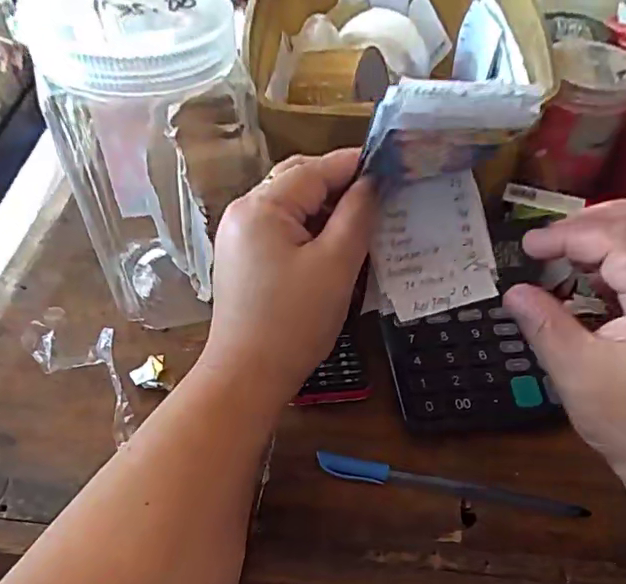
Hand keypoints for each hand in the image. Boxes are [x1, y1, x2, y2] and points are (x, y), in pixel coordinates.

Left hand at [206, 149, 376, 394]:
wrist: (248, 375)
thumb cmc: (295, 322)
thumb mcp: (336, 267)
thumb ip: (356, 218)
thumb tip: (370, 184)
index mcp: (262, 206)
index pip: (314, 169)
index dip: (353, 166)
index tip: (387, 166)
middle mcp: (243, 212)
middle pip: (297, 184)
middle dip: (337, 187)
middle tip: (377, 200)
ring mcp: (238, 239)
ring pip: (289, 210)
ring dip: (323, 214)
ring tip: (358, 229)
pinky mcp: (241, 264)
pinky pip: (279, 234)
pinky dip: (307, 235)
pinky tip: (328, 254)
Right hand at [501, 201, 625, 482]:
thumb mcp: (576, 375)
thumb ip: (545, 325)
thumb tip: (514, 291)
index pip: (620, 237)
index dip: (570, 234)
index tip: (530, 248)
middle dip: (595, 220)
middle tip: (553, 243)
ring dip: (613, 230)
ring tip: (570, 253)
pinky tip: (596, 274)